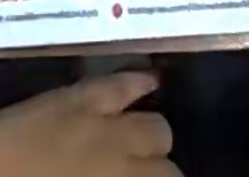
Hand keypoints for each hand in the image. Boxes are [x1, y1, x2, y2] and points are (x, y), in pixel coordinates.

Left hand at [0, 72, 177, 176]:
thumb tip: (120, 176)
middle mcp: (122, 163)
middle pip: (168, 170)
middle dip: (163, 176)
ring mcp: (103, 127)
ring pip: (156, 128)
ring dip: (155, 140)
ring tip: (154, 145)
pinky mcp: (79, 98)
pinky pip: (122, 84)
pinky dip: (139, 82)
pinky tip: (151, 80)